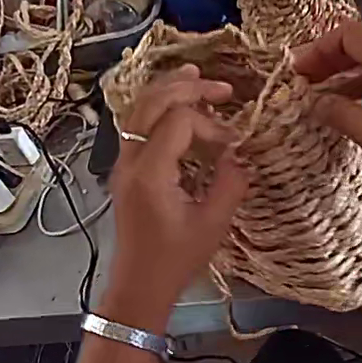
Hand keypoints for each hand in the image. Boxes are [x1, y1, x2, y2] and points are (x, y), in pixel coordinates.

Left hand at [101, 67, 249, 331]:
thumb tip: (238, 155)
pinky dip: (157, 109)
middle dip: (187, 89)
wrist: (139, 285)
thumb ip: (230, 184)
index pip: (179, 121)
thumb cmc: (176, 260)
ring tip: (195, 77)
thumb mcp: (213, 225)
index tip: (232, 145)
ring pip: (138, 109)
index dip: (211, 124)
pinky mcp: (125, 171)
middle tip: (221, 87)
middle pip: (152, 103)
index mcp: (150, 173)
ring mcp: (122, 164)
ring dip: (168, 90)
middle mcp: (129, 160)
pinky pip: (136, 125)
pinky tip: (177, 107)